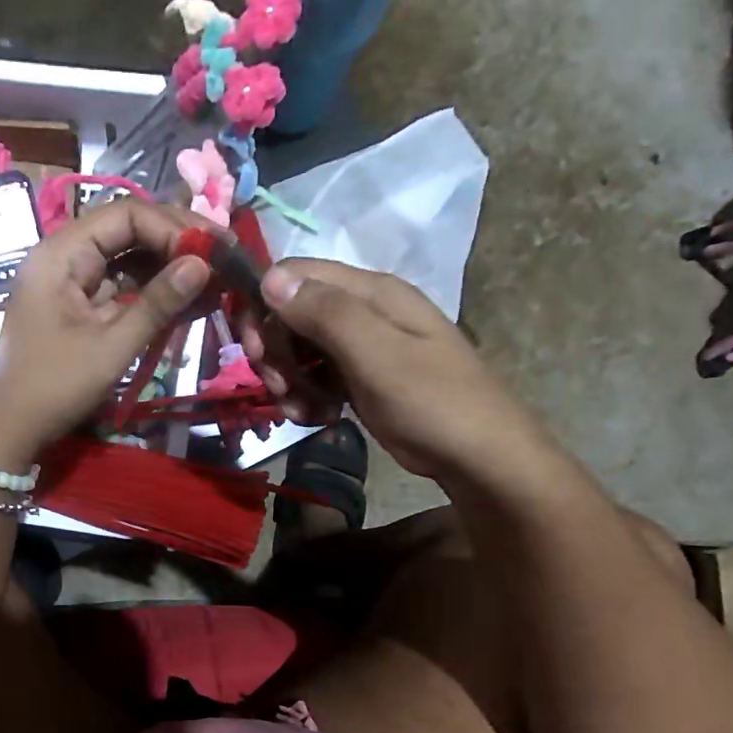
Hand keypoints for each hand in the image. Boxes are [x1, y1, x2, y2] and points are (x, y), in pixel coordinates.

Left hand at [0, 201, 209, 469]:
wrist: (15, 428)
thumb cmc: (56, 386)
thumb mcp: (111, 346)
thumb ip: (157, 304)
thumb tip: (203, 265)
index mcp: (62, 253)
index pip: (125, 215)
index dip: (172, 227)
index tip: (210, 252)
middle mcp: (67, 257)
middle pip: (130, 232)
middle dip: (177, 244)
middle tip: (224, 257)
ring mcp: (75, 282)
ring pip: (131, 260)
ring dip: (172, 269)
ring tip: (217, 280)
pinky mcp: (85, 307)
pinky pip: (125, 288)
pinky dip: (157, 294)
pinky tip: (192, 299)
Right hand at [244, 259, 514, 478]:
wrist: (478, 456)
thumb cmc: (432, 402)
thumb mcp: (377, 355)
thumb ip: (326, 313)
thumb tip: (270, 278)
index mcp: (370, 292)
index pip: (294, 275)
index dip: (265, 307)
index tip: (254, 351)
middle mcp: (364, 311)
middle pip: (292, 314)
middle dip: (275, 352)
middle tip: (279, 387)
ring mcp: (363, 347)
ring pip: (301, 350)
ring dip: (289, 381)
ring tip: (302, 411)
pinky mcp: (361, 379)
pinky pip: (318, 377)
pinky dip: (308, 397)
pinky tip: (318, 418)